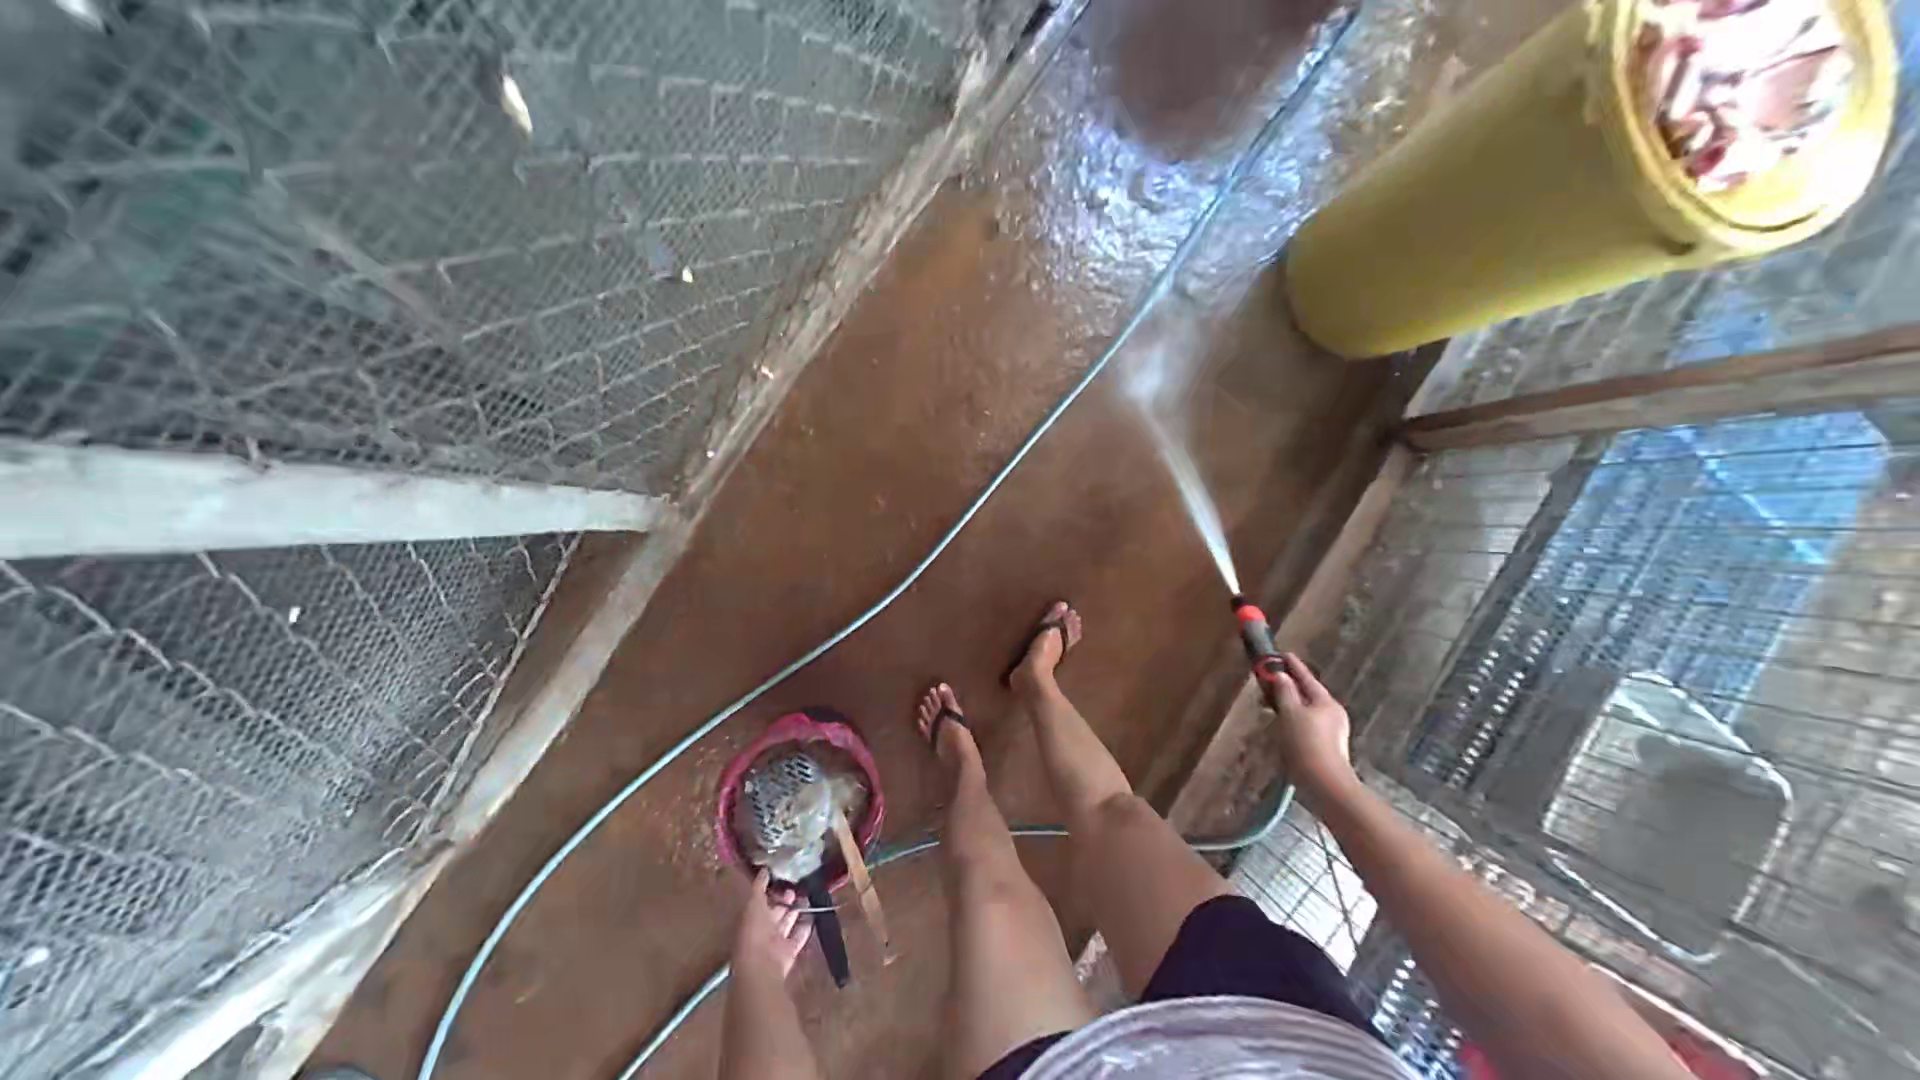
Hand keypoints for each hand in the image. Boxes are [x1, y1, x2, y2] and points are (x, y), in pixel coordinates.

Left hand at [733, 869, 812, 978]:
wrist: (762, 965)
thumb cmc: (754, 931)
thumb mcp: (754, 903)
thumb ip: (759, 886)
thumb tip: (763, 869)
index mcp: (751, 917)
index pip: (761, 900)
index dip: (771, 889)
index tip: (784, 877)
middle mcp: (762, 930)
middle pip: (776, 911)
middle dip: (786, 899)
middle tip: (798, 886)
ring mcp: (776, 942)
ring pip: (788, 922)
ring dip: (797, 911)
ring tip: (809, 896)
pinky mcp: (789, 952)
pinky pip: (799, 936)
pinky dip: (806, 926)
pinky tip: (814, 915)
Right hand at [1270, 653, 1358, 805]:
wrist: (1323, 783)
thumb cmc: (1306, 743)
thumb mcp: (1290, 713)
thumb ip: (1284, 691)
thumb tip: (1280, 675)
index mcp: (1326, 702)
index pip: (1307, 678)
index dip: (1293, 665)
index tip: (1282, 653)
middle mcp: (1333, 714)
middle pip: (1308, 694)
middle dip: (1289, 686)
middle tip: (1270, 679)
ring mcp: (1332, 731)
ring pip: (1306, 710)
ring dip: (1289, 704)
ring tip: (1271, 702)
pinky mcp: (1326, 746)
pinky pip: (1306, 723)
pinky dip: (1293, 718)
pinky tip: (1282, 724)